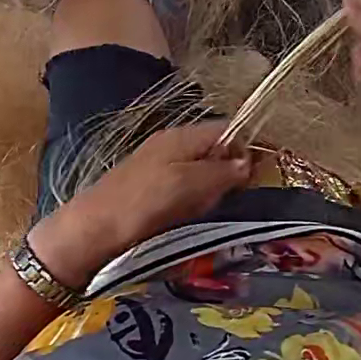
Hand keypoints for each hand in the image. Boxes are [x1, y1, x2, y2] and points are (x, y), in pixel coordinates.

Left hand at [28, 121, 252, 287]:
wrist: (92, 231)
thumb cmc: (141, 203)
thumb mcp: (188, 184)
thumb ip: (222, 171)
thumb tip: (249, 161)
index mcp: (182, 136)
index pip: (228, 128)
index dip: (250, 145)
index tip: (268, 171)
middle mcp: (172, 145)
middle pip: (217, 151)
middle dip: (233, 172)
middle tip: (236, 198)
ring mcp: (160, 167)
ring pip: (203, 173)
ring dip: (214, 191)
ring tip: (211, 210)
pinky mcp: (152, 189)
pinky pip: (186, 190)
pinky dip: (195, 202)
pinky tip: (190, 218)